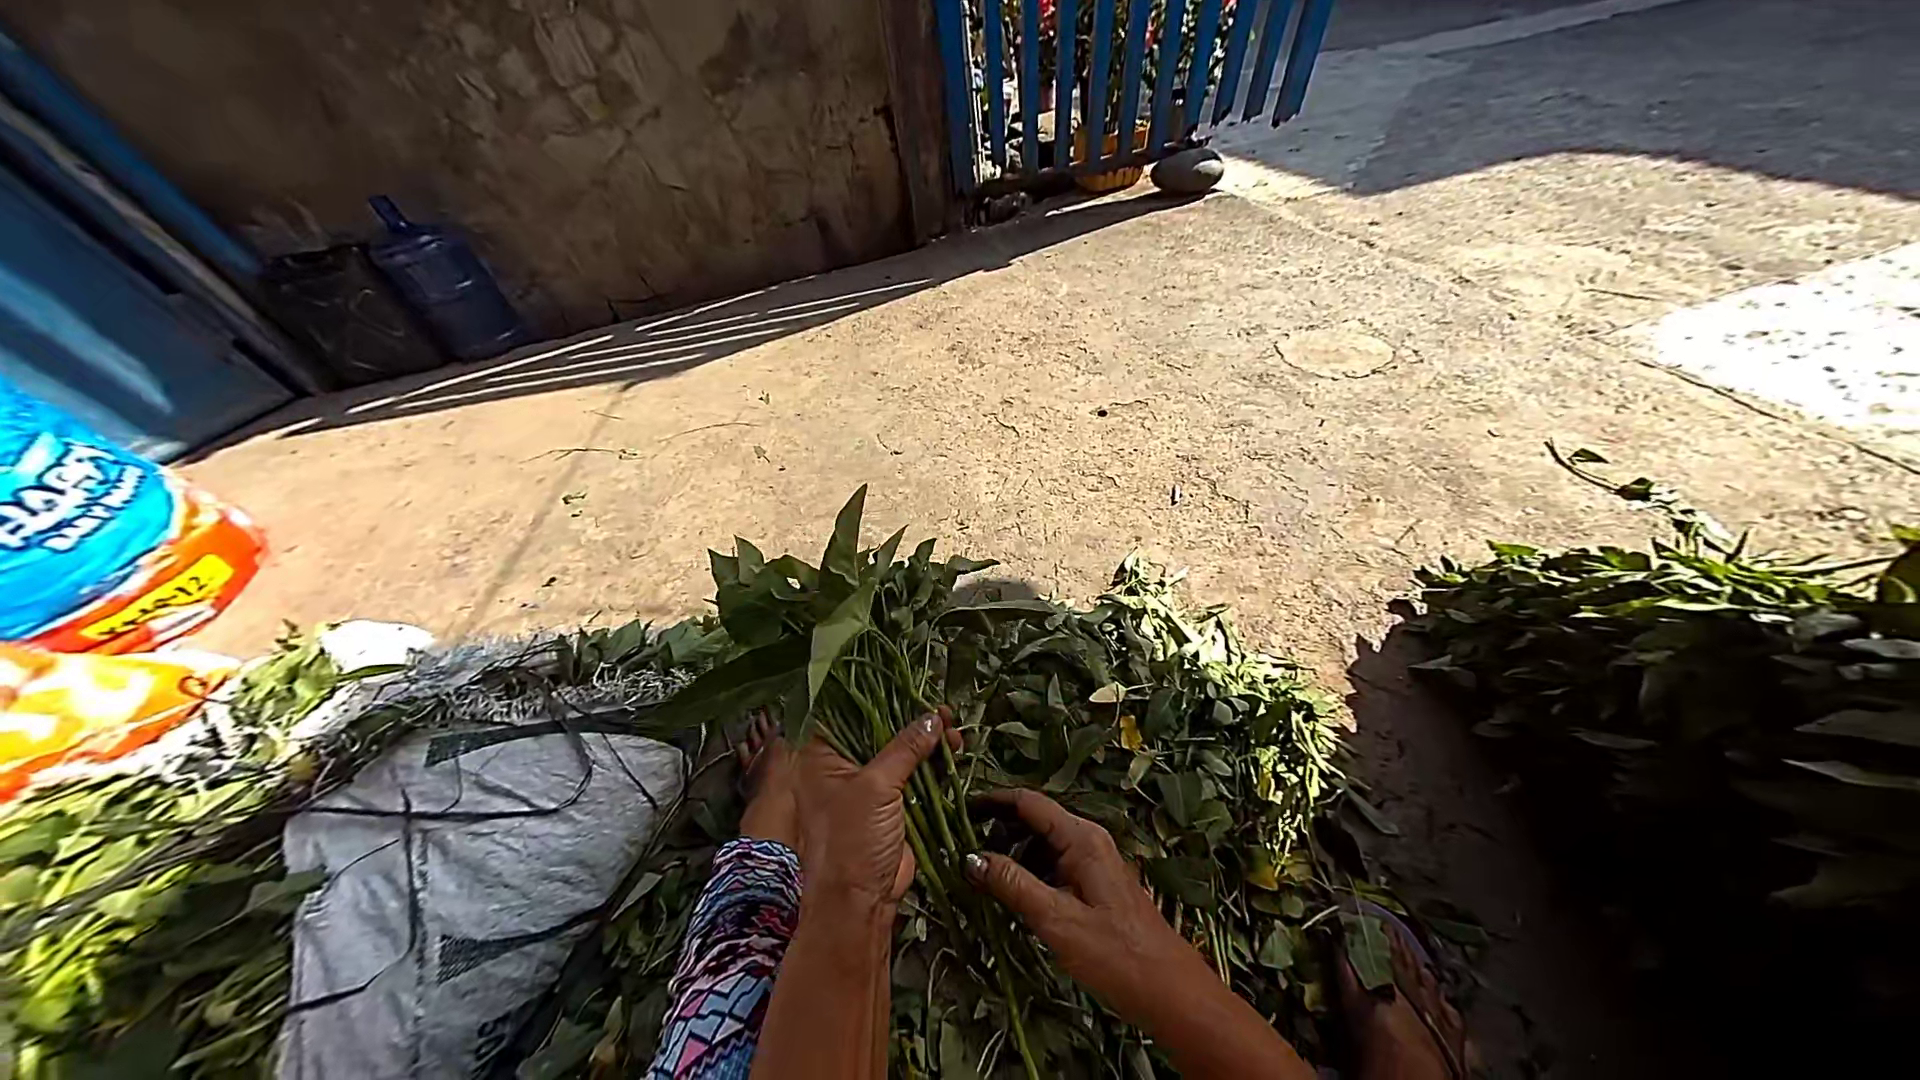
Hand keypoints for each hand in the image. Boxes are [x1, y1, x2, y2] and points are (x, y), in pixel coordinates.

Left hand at [793, 707, 957, 911]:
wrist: (859, 901)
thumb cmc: (852, 840)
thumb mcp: (876, 786)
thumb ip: (905, 747)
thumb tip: (933, 718)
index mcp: (822, 756)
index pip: (847, 712)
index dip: (879, 695)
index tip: (909, 682)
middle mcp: (841, 765)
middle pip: (879, 730)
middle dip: (912, 718)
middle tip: (942, 711)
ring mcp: (866, 785)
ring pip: (899, 751)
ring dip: (927, 741)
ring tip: (954, 730)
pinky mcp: (889, 803)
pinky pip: (912, 774)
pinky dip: (931, 763)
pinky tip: (952, 751)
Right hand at [966, 790, 1313, 1079]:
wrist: (1171, 991)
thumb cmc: (1114, 954)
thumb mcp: (1055, 919)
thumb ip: (1011, 883)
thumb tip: (969, 857)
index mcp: (1080, 836)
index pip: (1027, 802)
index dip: (991, 801)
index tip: (959, 809)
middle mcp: (1088, 838)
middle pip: (1034, 819)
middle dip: (998, 828)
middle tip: (963, 845)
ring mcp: (1094, 859)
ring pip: (1043, 842)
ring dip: (1013, 852)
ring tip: (981, 872)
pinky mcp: (1095, 881)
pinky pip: (1055, 862)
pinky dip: (1030, 870)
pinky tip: (1013, 891)